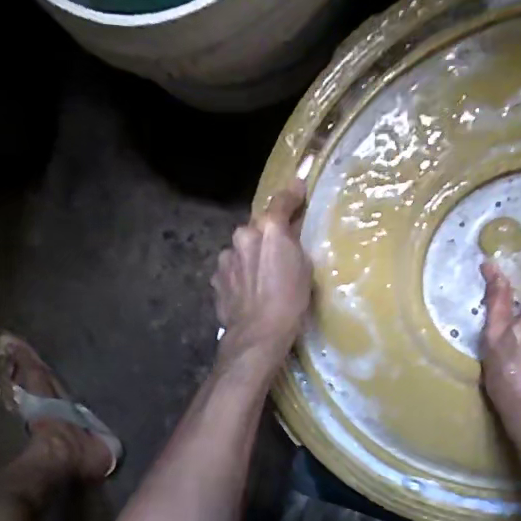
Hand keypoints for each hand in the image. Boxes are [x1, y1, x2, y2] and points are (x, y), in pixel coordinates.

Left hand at [213, 184, 312, 362]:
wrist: (258, 333)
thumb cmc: (290, 301)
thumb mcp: (304, 267)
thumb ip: (294, 241)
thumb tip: (291, 229)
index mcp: (268, 228)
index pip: (281, 202)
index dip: (292, 195)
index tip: (298, 187)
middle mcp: (242, 236)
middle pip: (256, 228)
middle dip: (265, 236)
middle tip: (277, 253)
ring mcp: (225, 258)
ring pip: (240, 250)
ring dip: (249, 257)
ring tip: (260, 278)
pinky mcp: (216, 278)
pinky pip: (231, 270)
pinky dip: (238, 275)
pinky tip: (247, 290)